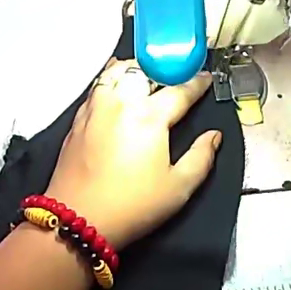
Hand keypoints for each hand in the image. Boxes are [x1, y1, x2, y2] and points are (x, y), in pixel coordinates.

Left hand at [42, 60, 223, 250]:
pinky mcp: (78, 121)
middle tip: (177, 75)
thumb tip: (213, 137)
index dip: (197, 82)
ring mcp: (95, 109)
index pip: (180, 89)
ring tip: (146, 75)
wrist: (77, 220)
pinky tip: (117, 90)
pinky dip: (111, 81)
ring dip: (134, 68)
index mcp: (150, 117)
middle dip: (163, 68)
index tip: (206, 79)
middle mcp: (120, 104)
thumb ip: (201, 157)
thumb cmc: (131, 206)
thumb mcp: (179, 187)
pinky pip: (97, 87)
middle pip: (144, 70)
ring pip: (115, 71)